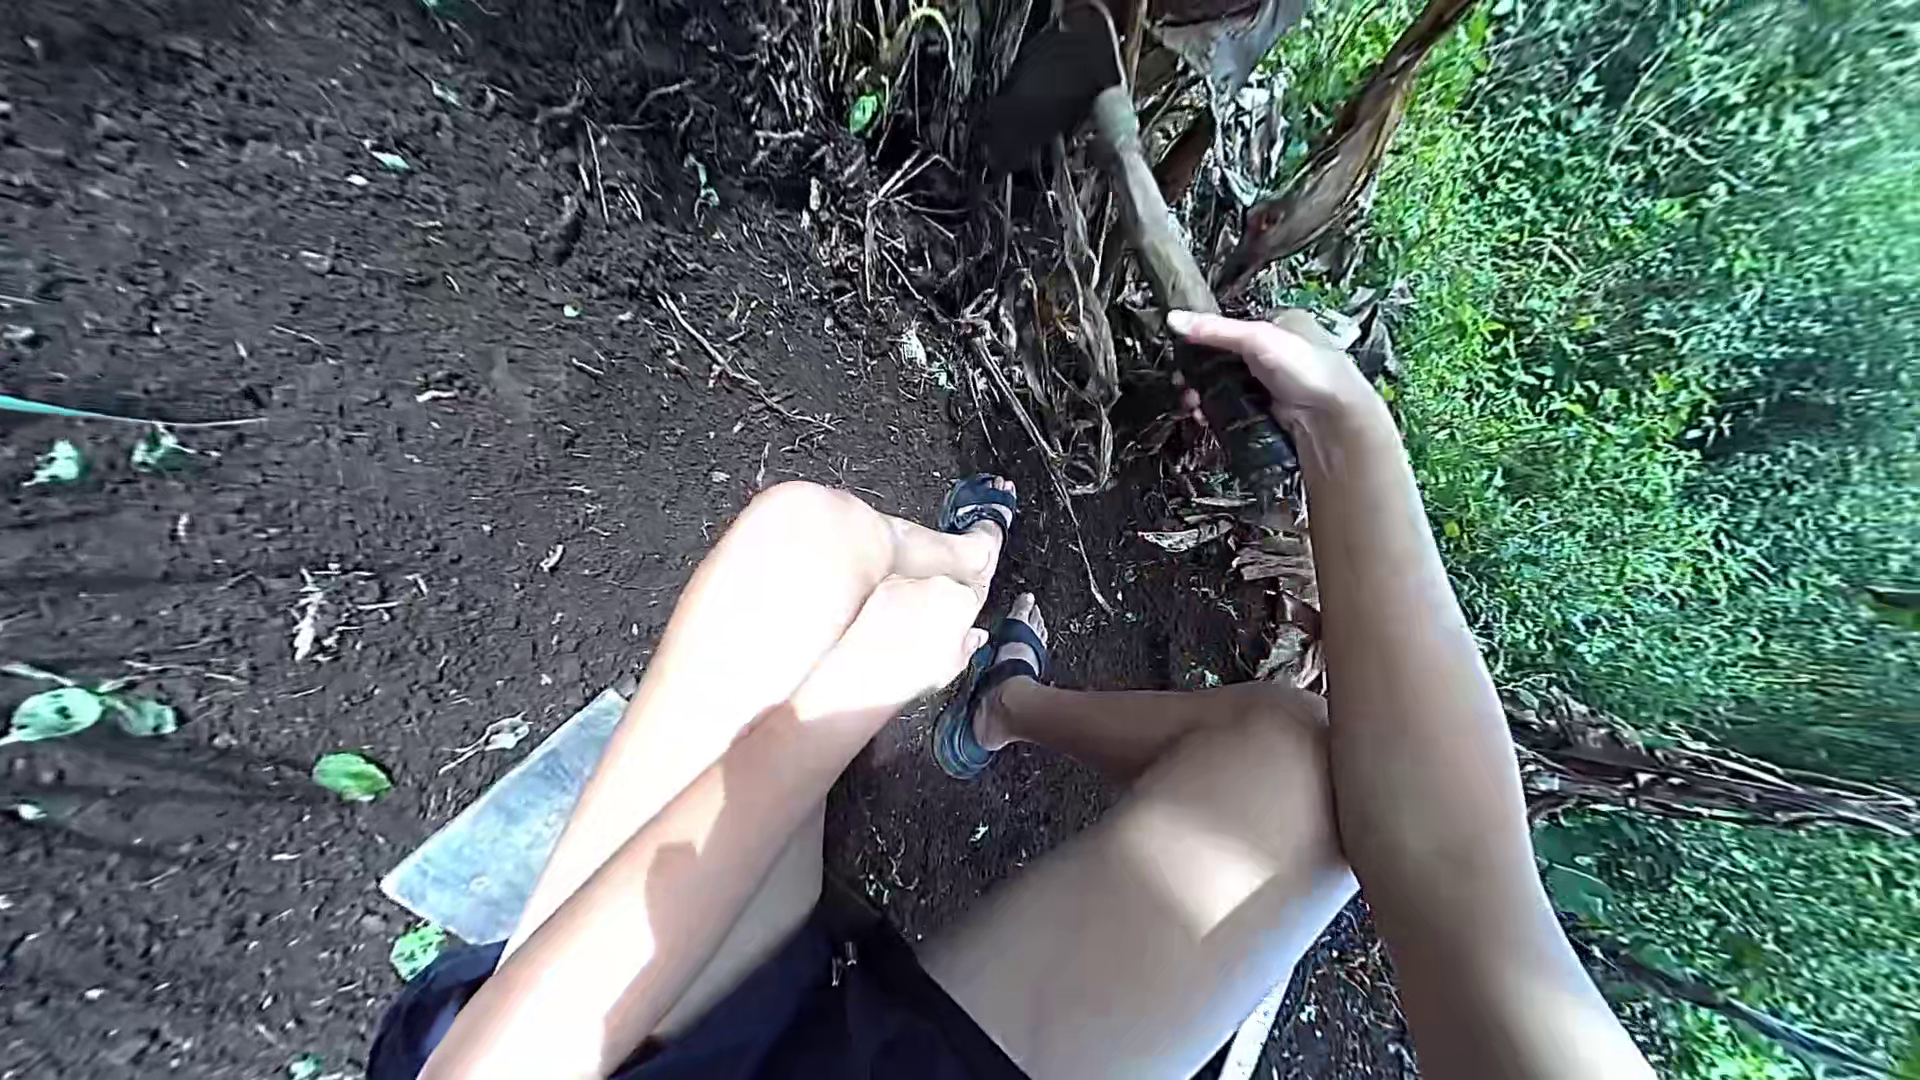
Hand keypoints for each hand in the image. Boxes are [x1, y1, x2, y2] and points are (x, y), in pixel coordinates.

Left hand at [793, 574, 988, 721]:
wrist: (872, 672)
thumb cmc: (914, 671)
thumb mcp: (955, 665)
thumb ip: (968, 643)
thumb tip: (975, 637)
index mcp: (963, 600)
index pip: (973, 598)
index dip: (965, 615)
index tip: (959, 626)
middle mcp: (939, 584)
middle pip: (948, 589)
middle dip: (943, 606)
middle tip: (935, 633)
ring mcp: (910, 582)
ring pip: (922, 587)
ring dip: (919, 602)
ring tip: (911, 632)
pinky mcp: (884, 586)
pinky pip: (898, 590)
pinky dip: (897, 603)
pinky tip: (893, 627)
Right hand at [1167, 309, 1379, 435]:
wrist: (1329, 416)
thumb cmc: (1302, 367)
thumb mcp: (1257, 339)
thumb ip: (1214, 330)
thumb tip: (1171, 318)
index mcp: (1275, 323)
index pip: (1227, 327)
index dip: (1200, 341)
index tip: (1180, 358)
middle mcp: (1271, 350)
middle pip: (1220, 359)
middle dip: (1196, 374)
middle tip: (1182, 387)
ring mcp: (1266, 380)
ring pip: (1221, 383)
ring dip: (1200, 394)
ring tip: (1192, 406)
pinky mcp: (1261, 405)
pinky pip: (1228, 404)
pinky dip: (1212, 409)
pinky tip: (1203, 416)